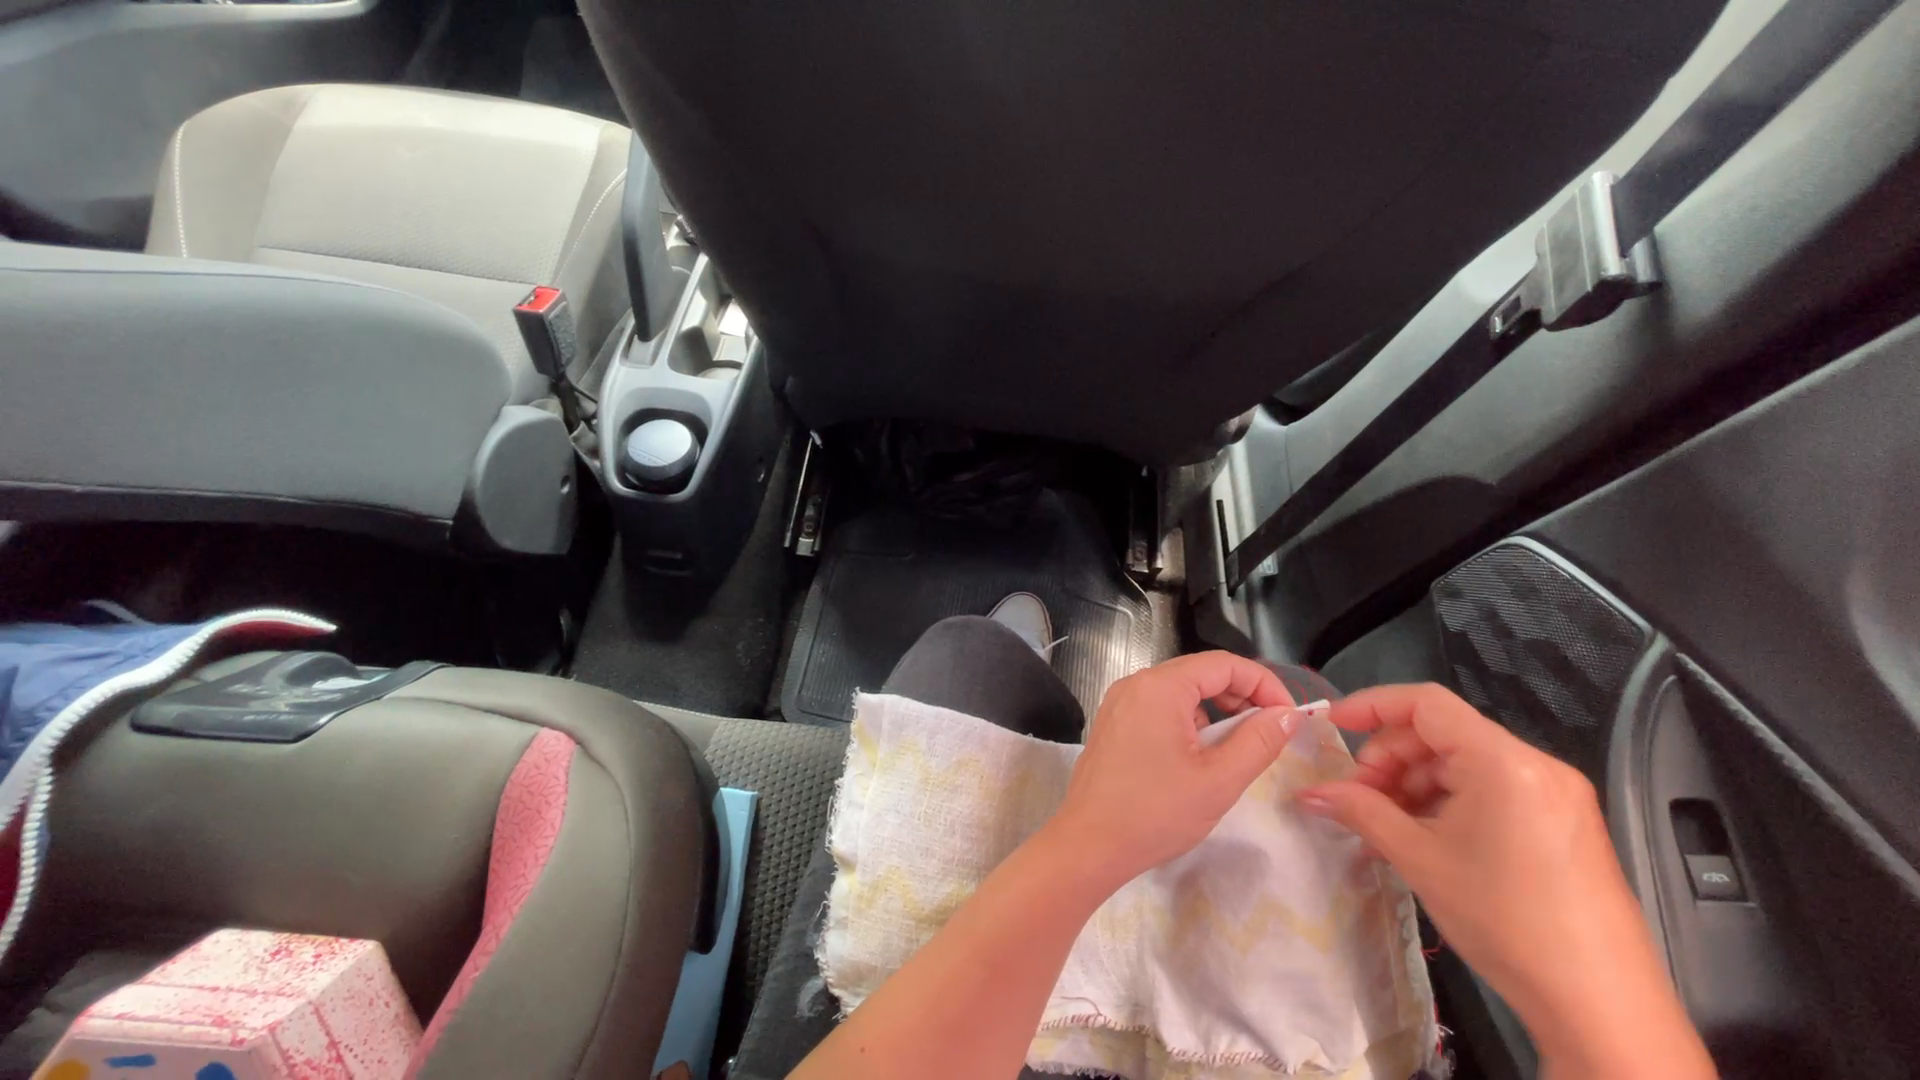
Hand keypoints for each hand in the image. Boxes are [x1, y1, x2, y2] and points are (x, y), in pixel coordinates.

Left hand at [1048, 652, 1299, 890]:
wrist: (1089, 845)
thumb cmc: (1155, 812)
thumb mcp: (1219, 780)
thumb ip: (1258, 741)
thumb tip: (1288, 714)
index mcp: (1159, 687)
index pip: (1224, 664)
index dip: (1264, 684)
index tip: (1289, 716)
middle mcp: (1135, 684)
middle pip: (1201, 673)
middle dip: (1242, 697)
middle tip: (1269, 733)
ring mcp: (1119, 704)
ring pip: (1181, 692)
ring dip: (1216, 712)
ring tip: (1236, 750)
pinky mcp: (1114, 725)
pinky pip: (1160, 709)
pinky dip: (1188, 723)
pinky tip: (1199, 757)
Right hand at [1299, 684, 1714, 1078]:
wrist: (1601, 1005)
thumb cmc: (1506, 921)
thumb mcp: (1420, 860)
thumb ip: (1361, 812)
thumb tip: (1310, 793)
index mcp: (1504, 762)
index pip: (1426, 703)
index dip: (1372, 706)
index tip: (1332, 725)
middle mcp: (1536, 765)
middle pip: (1442, 733)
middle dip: (1389, 758)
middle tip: (1356, 798)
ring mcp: (1555, 794)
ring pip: (1463, 763)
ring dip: (1415, 783)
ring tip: (1385, 825)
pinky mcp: (1563, 822)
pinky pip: (1490, 790)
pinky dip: (1447, 802)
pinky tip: (1423, 838)